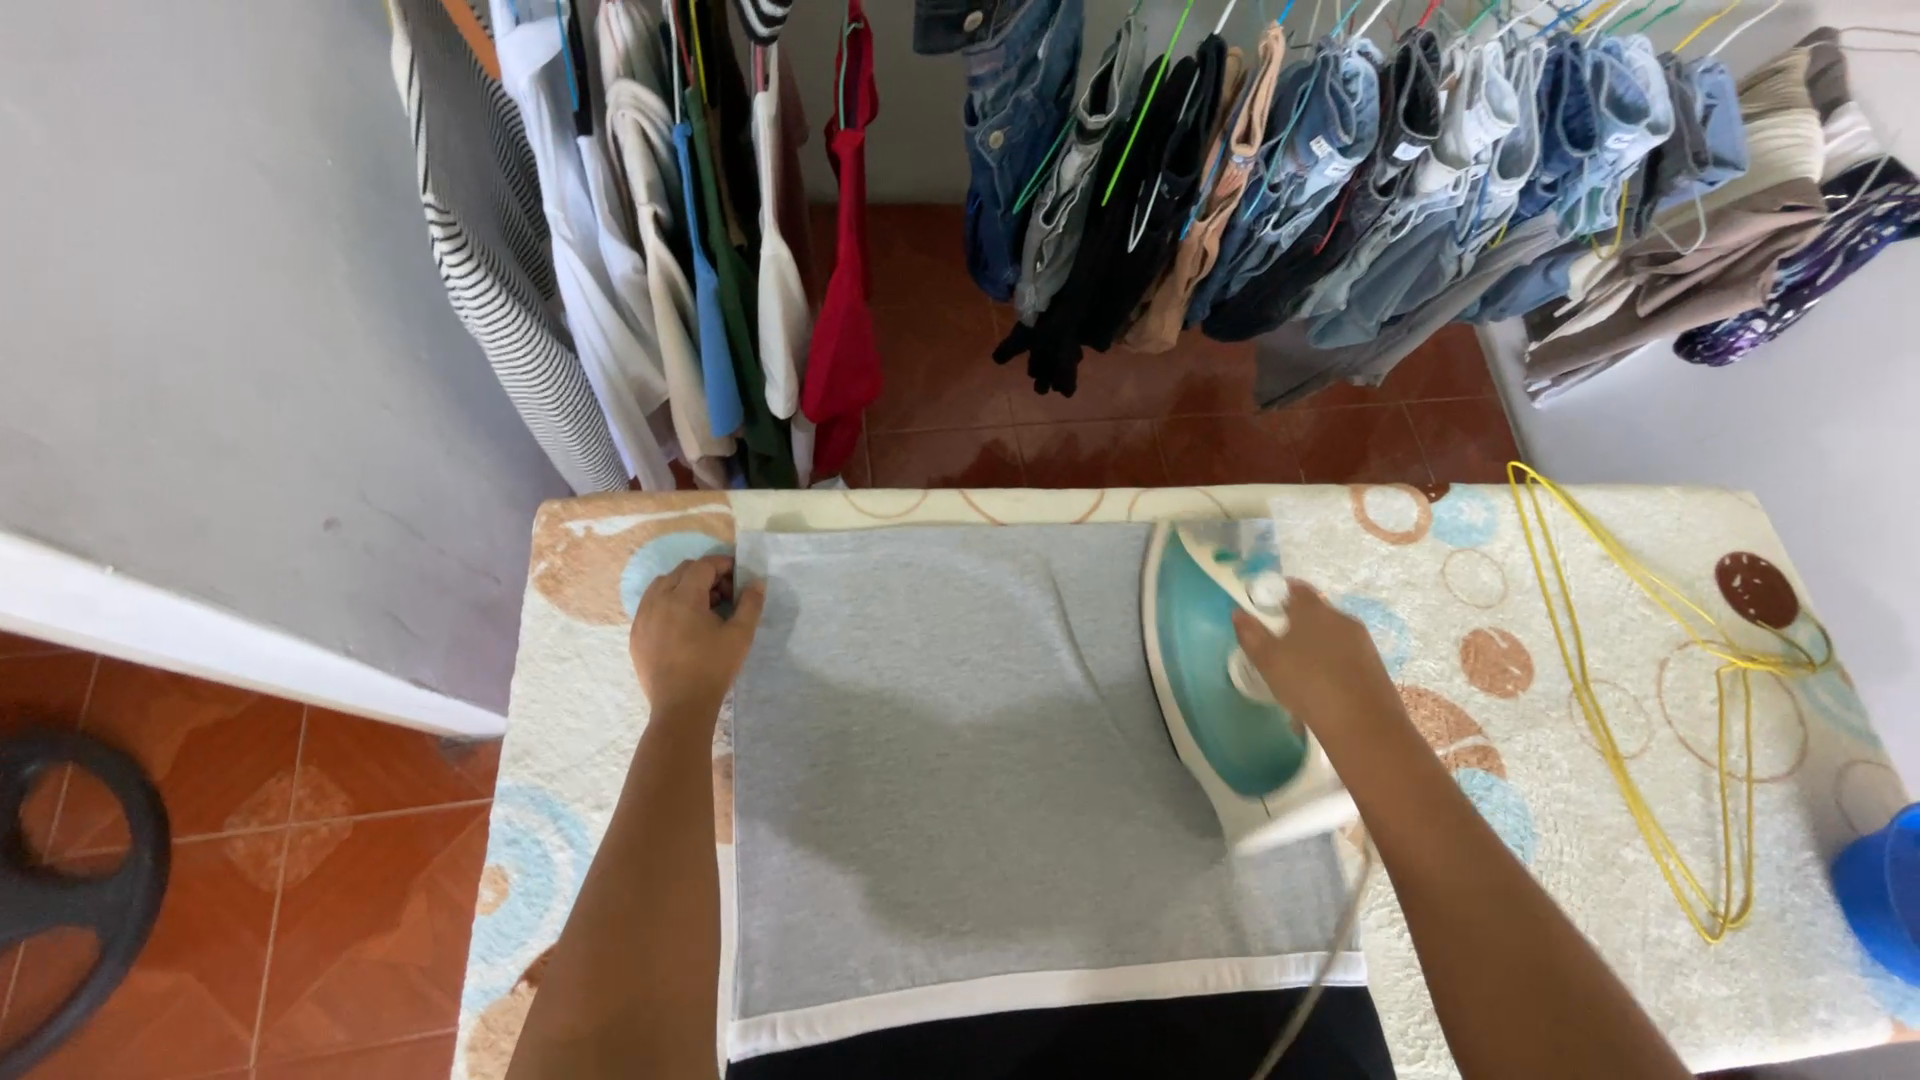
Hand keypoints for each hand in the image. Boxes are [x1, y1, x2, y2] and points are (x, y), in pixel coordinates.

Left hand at [628, 555, 765, 715]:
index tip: (738, 576)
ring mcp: (642, 618)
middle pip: (682, 571)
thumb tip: (757, 583)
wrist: (681, 707)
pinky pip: (650, 605)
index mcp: (683, 597)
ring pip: (662, 585)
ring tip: (704, 609)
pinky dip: (668, 603)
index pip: (703, 566)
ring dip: (685, 586)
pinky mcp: (636, 635)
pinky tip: (684, 625)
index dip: (723, 565)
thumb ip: (750, 604)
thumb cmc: (713, 669)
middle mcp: (657, 601)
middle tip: (725, 595)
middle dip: (706, 575)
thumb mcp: (740, 635)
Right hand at [1232, 579, 1407, 746]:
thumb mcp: (1267, 660)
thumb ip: (1250, 634)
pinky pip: (1345, 653)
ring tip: (1297, 666)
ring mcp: (1362, 640)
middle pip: (1314, 610)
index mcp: (1314, 610)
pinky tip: (1320, 683)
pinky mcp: (1374, 663)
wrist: (1362, 723)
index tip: (1264, 606)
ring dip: (1314, 642)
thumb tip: (1239, 613)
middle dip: (1295, 620)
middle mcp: (1341, 618)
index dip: (1278, 592)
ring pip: (1331, 633)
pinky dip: (1330, 660)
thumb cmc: (1307, 683)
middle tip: (1276, 639)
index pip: (1296, 588)